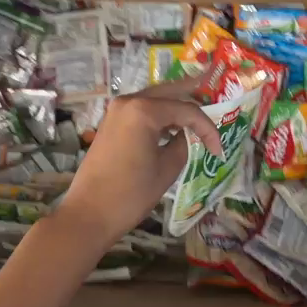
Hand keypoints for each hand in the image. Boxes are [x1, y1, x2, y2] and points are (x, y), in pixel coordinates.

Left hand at [51, 81, 222, 252]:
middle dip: (191, 95)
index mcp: (144, 110)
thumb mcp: (167, 168)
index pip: (186, 110)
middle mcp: (128, 101)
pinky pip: (140, 109)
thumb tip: (189, 134)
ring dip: (174, 103)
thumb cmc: (131, 193)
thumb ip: (184, 143)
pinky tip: (171, 124)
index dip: (207, 128)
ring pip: (153, 98)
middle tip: (212, 94)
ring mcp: (116, 110)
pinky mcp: (110, 123)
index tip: (218, 149)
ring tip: (195, 110)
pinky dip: (158, 113)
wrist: (89, 214)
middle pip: (168, 92)